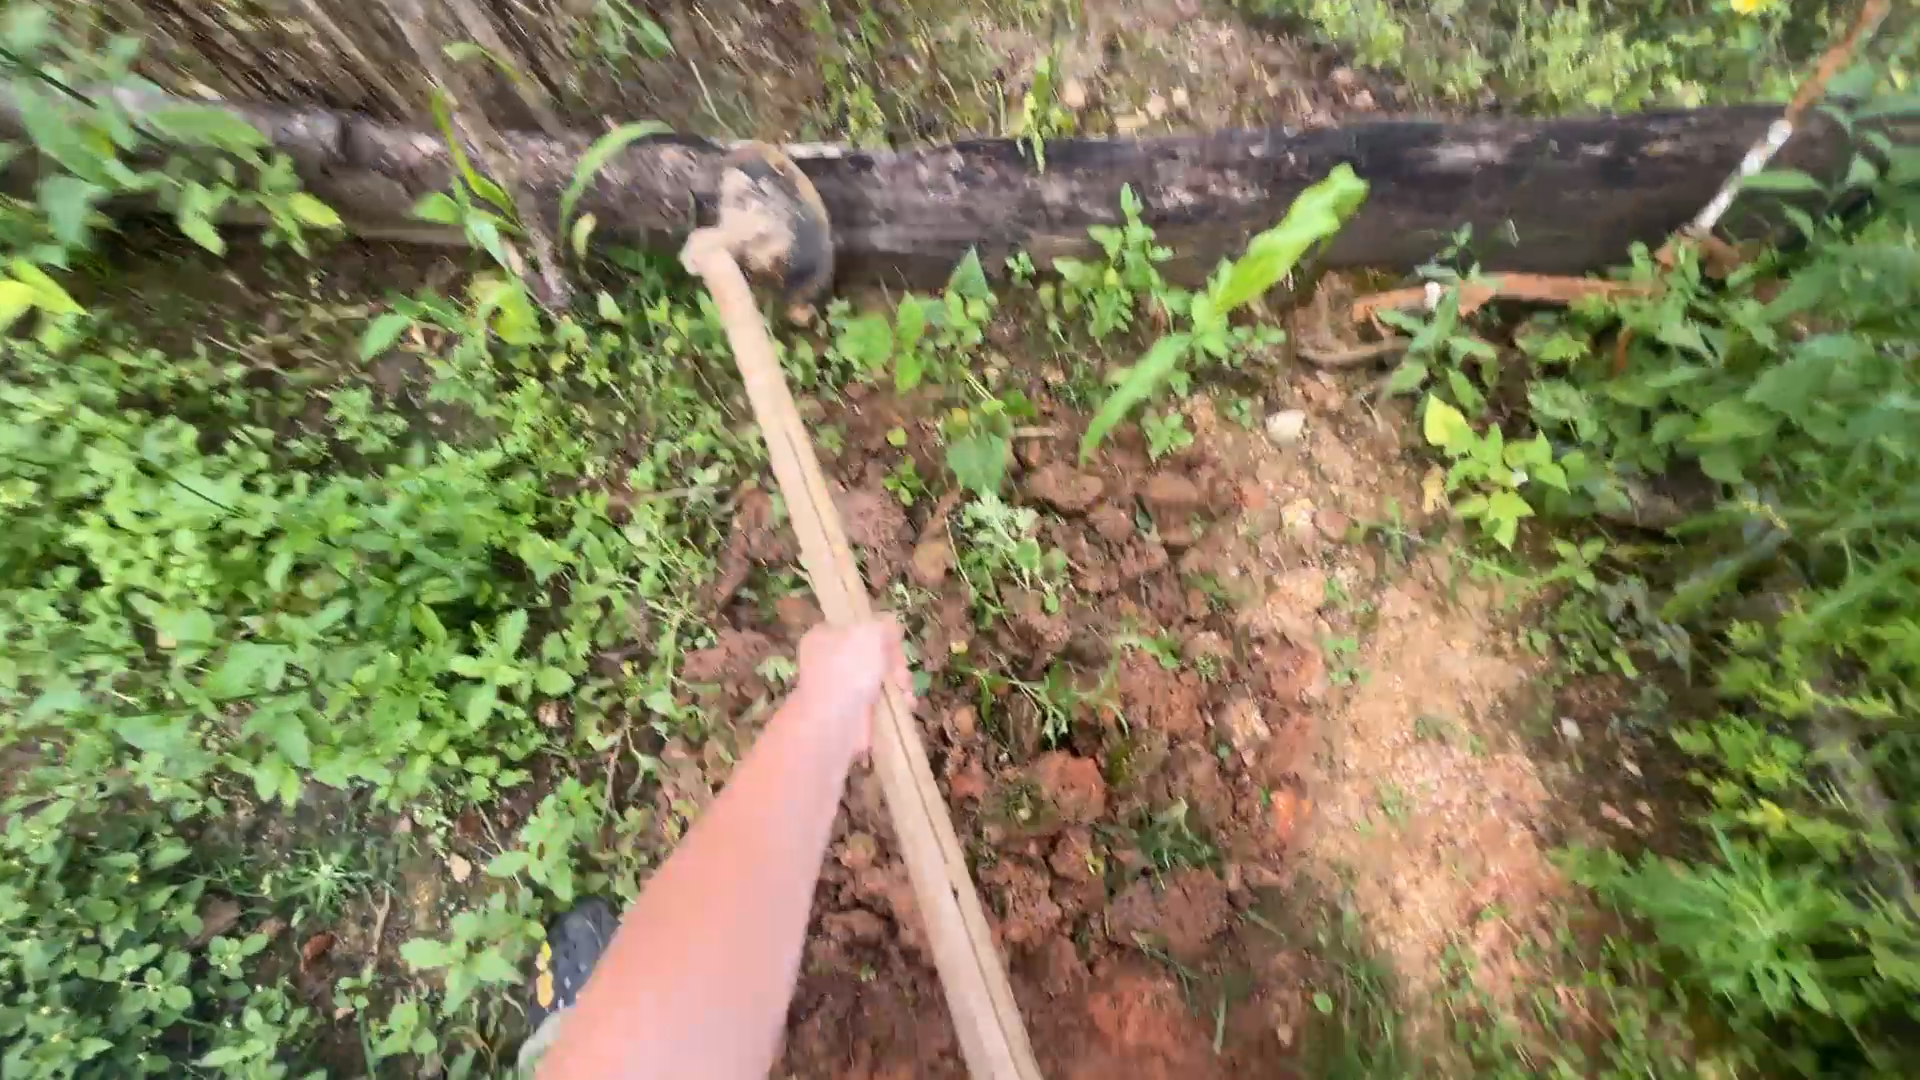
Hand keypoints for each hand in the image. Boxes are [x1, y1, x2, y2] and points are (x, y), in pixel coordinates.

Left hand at [793, 617, 910, 760]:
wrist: (835, 721)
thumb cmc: (849, 667)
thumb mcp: (870, 630)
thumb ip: (884, 623)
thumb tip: (891, 627)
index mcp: (825, 635)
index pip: (858, 625)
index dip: (880, 632)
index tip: (895, 641)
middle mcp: (829, 660)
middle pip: (873, 652)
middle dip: (894, 661)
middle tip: (900, 671)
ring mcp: (841, 687)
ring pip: (880, 677)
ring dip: (899, 682)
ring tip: (906, 692)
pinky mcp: (853, 712)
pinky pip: (881, 700)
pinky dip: (896, 701)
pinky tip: (905, 703)